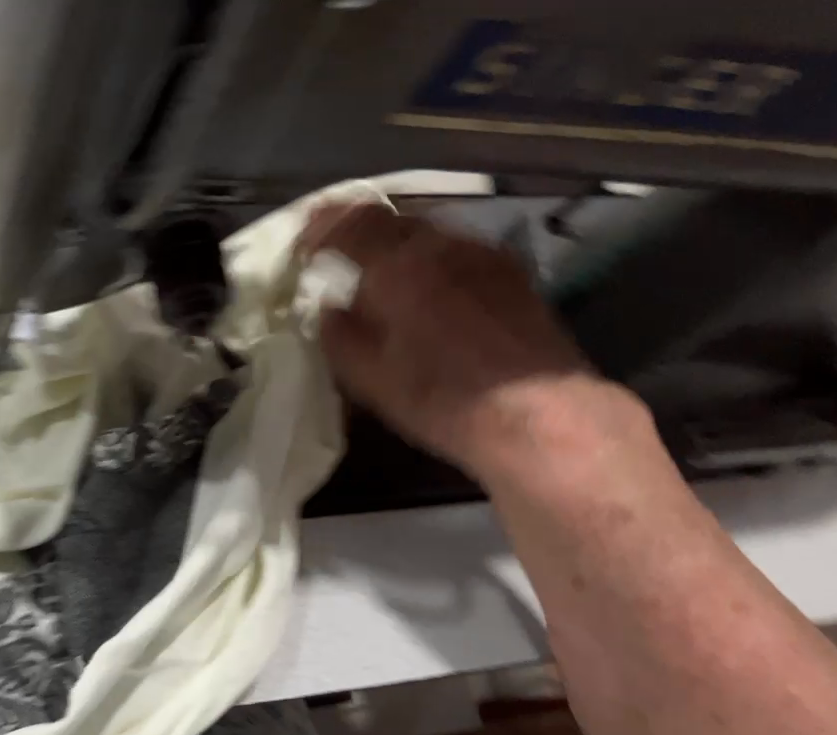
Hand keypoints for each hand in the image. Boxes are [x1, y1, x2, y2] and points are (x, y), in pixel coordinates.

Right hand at [299, 201, 620, 474]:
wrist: (535, 413)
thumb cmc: (439, 398)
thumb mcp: (368, 378)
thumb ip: (339, 336)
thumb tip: (329, 308)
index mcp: (399, 267)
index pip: (350, 225)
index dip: (320, 227)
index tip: (301, 243)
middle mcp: (442, 245)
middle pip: (392, 218)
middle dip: (356, 227)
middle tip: (333, 247)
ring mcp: (482, 254)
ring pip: (428, 230)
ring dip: (394, 241)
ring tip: (376, 265)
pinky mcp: (510, 273)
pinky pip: (455, 248)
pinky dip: (427, 256)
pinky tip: (423, 283)